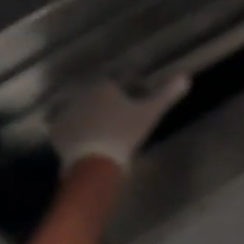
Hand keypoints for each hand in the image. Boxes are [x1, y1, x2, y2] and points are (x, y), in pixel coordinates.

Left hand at [49, 77, 188, 171]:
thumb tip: (187, 77)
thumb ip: (166, 95)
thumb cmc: (123, 135)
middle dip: (106, 104)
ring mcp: (67, 111)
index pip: (117, 82)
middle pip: (97, 96)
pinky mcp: (57, 131)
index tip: (131, 105)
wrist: (93, 166)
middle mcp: (83, 93)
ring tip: (100, 134)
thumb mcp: (149, 114)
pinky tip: (82, 143)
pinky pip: (66, 127)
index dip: (126, 91)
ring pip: (82, 110)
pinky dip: (73, 132)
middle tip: (117, 121)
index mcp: (105, 86)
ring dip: (89, 117)